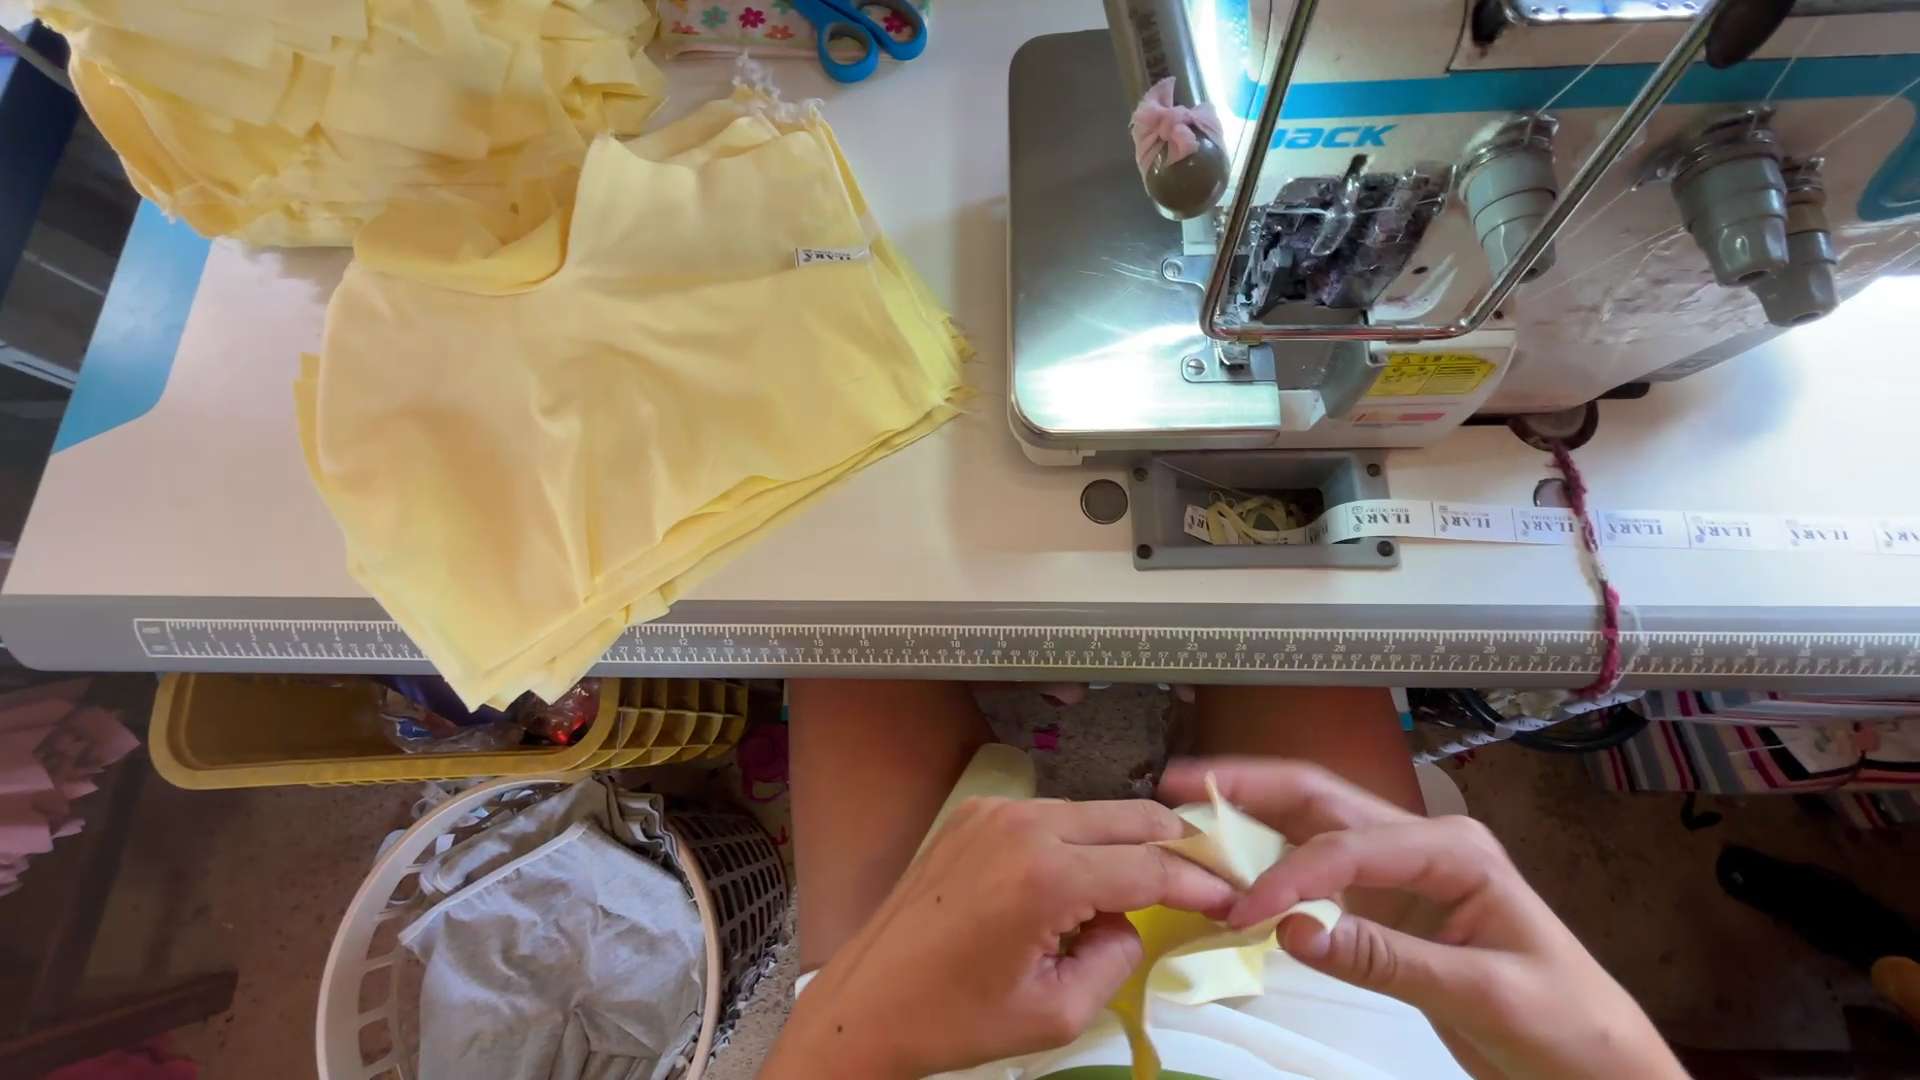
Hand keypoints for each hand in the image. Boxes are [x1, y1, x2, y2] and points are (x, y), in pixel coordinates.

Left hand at [761, 797, 1234, 1078]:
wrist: (870, 997)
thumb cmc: (959, 1016)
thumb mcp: (1060, 1010)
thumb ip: (1117, 955)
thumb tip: (1130, 918)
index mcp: (1046, 875)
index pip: (1149, 865)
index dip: (1199, 882)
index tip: (1231, 898)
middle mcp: (1023, 823)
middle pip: (1127, 816)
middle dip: (1175, 843)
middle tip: (1204, 875)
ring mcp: (995, 809)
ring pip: (1090, 810)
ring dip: (1125, 840)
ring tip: (1144, 881)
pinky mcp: (975, 811)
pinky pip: (1049, 815)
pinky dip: (1079, 838)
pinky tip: (1079, 876)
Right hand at [1160, 759, 1687, 1079]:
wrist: (1604, 1072)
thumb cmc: (1568, 1032)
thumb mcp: (1490, 999)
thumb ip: (1387, 960)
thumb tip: (1289, 931)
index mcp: (1450, 849)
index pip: (1348, 847)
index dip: (1289, 874)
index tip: (1243, 910)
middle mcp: (1417, 840)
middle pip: (1319, 798)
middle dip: (1248, 785)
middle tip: (1183, 782)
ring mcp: (1399, 864)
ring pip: (1310, 819)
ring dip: (1250, 809)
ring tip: (1192, 800)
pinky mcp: (1383, 895)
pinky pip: (1315, 863)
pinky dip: (1268, 856)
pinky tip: (1232, 855)